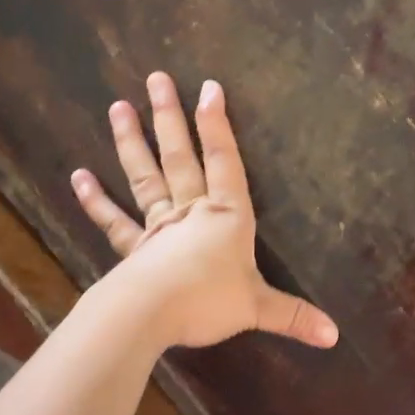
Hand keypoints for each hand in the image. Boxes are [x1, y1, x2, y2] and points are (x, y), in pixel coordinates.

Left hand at [68, 72, 338, 350]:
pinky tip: (79, 177)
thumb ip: (294, 316)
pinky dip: (96, 201)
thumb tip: (335, 336)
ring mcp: (158, 228)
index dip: (217, 125)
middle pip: (180, 157)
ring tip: (118, 106)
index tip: (209, 87)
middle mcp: (192, 212)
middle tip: (155, 79)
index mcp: (226, 216)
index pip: (225, 162)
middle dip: (170, 117)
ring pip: (146, 177)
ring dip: (132, 142)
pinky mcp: (133, 250)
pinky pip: (114, 221)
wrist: (150, 315)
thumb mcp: (259, 308)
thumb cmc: (209, 300)